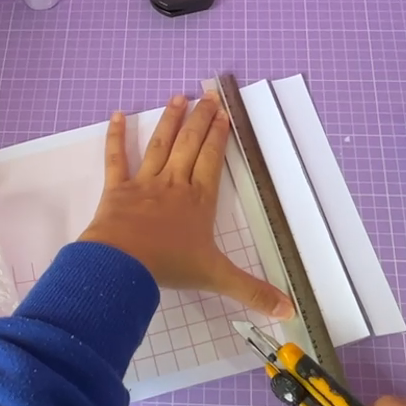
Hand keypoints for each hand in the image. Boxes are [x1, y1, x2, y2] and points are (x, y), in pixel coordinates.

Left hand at [79, 93, 291, 318]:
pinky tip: (117, 115)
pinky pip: (116, 158)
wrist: (122, 265)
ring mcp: (144, 183)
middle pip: (189, 145)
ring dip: (170, 120)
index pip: (212, 160)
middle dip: (200, 118)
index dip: (218, 136)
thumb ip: (252, 292)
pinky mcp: (117, 189)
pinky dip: (116, 136)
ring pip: (160, 145)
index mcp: (199, 200)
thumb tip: (289, 311)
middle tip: (207, 94)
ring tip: (177, 97)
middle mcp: (174, 184)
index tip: (224, 113)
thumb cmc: (169, 266)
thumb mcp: (216, 278)